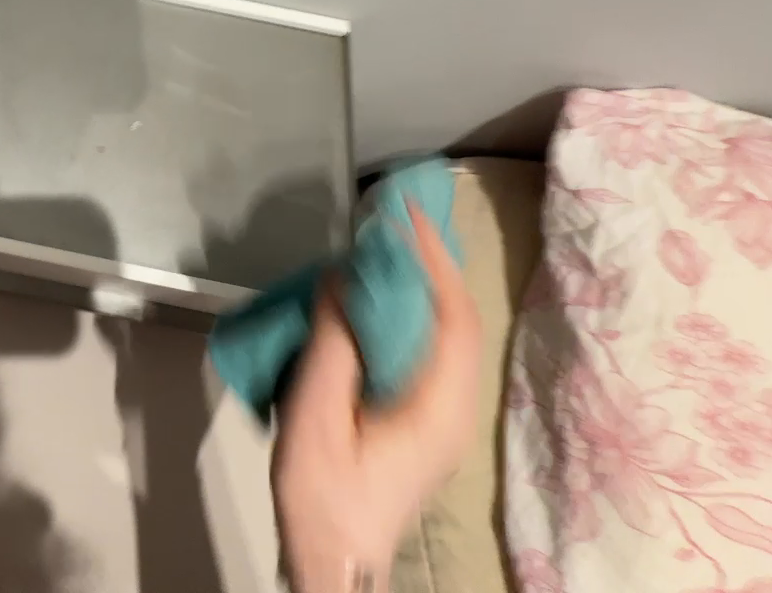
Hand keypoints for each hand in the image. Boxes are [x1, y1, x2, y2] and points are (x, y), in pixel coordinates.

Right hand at [271, 203, 481, 592]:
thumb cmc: (323, 489)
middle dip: (431, 265)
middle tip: (395, 221)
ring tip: (385, 248)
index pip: (451, 318)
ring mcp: (441, 416)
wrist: (332, 556)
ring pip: (444, 336)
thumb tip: (344, 281)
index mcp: (437, 406)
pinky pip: (425, 351)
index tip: (406, 215)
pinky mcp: (421, 420)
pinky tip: (374, 302)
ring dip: (420, 286)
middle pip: (456, 322)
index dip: (433, 261)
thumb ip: (334, 345)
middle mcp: (452, 407)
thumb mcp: (315, 414)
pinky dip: (406, 313)